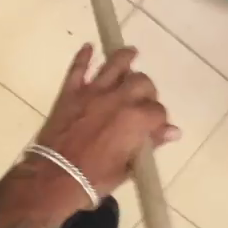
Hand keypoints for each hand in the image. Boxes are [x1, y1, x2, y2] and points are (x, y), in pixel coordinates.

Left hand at [31, 44, 177, 202]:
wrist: (55, 177)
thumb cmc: (94, 179)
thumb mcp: (129, 167)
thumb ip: (150, 144)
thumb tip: (173, 131)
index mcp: (136, 119)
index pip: (158, 111)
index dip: (159, 119)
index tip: (156, 127)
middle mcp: (118, 99)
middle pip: (142, 82)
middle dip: (147, 90)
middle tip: (143, 99)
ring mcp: (93, 92)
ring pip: (114, 64)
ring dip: (125, 57)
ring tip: (131, 53)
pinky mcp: (70, 92)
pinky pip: (78, 68)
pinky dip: (83, 56)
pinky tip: (88, 47)